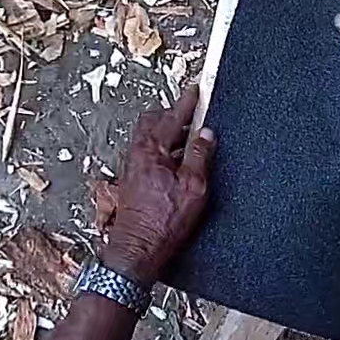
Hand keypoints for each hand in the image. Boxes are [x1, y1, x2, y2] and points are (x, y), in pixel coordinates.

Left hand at [100, 88, 215, 281]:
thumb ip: (199, 156)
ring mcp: (133, 167)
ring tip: (190, 140)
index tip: (198, 89)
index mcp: (152, 149)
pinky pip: (149, 153)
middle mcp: (138, 154)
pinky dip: (164, 149)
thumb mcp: (193, 187)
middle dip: (173, 113)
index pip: (172, 116)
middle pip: (153, 120)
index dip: (188, 101)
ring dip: (169, 133)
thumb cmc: (163, 222)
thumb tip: (206, 133)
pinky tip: (177, 163)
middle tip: (194, 114)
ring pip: (150, 137)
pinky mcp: (133, 180)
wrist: (137, 249)